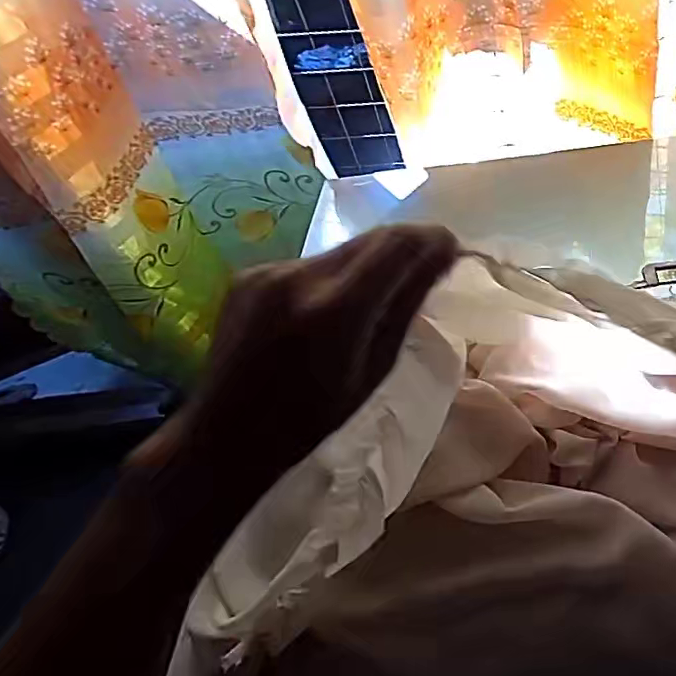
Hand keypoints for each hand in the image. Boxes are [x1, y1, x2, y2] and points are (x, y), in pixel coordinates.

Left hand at [136, 224, 460, 517]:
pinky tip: (335, 302)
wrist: (223, 438)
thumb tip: (441, 257)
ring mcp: (270, 270)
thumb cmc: (312, 420)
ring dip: (372, 258)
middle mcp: (300, 276)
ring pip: (343, 248)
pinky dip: (337, 272)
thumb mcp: (375, 368)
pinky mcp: (251, 273)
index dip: (431, 238)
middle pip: (372, 237)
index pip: (397, 244)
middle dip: (407, 243)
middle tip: (429, 261)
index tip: (451, 248)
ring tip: (384, 286)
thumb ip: (406, 305)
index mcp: (336, 309)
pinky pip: (314, 261)